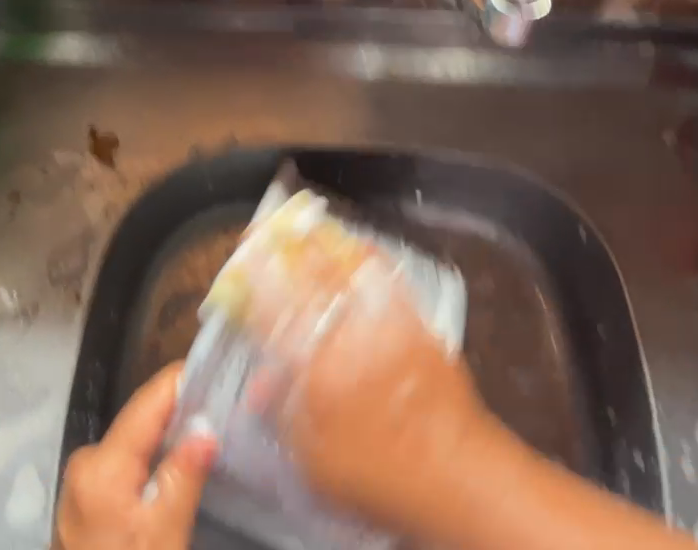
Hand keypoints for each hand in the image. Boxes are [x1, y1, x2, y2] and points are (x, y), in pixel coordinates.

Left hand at [56, 364, 217, 549]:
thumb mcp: (165, 536)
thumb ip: (184, 477)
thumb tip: (206, 426)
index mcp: (102, 464)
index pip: (150, 400)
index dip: (186, 380)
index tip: (224, 370)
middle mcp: (86, 461)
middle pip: (143, 417)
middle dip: (183, 409)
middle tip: (228, 401)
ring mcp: (82, 482)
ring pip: (137, 440)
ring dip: (171, 433)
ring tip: (213, 426)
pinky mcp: (87, 500)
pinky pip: (127, 462)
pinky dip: (155, 457)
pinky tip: (183, 462)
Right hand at [236, 236, 497, 533]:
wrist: (455, 473)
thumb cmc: (378, 473)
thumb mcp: (313, 458)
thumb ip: (284, 414)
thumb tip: (262, 387)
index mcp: (318, 367)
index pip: (276, 311)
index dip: (256, 281)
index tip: (242, 258)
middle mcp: (351, 335)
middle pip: (311, 281)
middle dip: (285, 252)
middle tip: (266, 229)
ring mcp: (387, 324)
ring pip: (349, 273)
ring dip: (325, 245)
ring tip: (307, 224)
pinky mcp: (417, 324)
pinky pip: (389, 280)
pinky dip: (372, 258)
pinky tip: (363, 246)